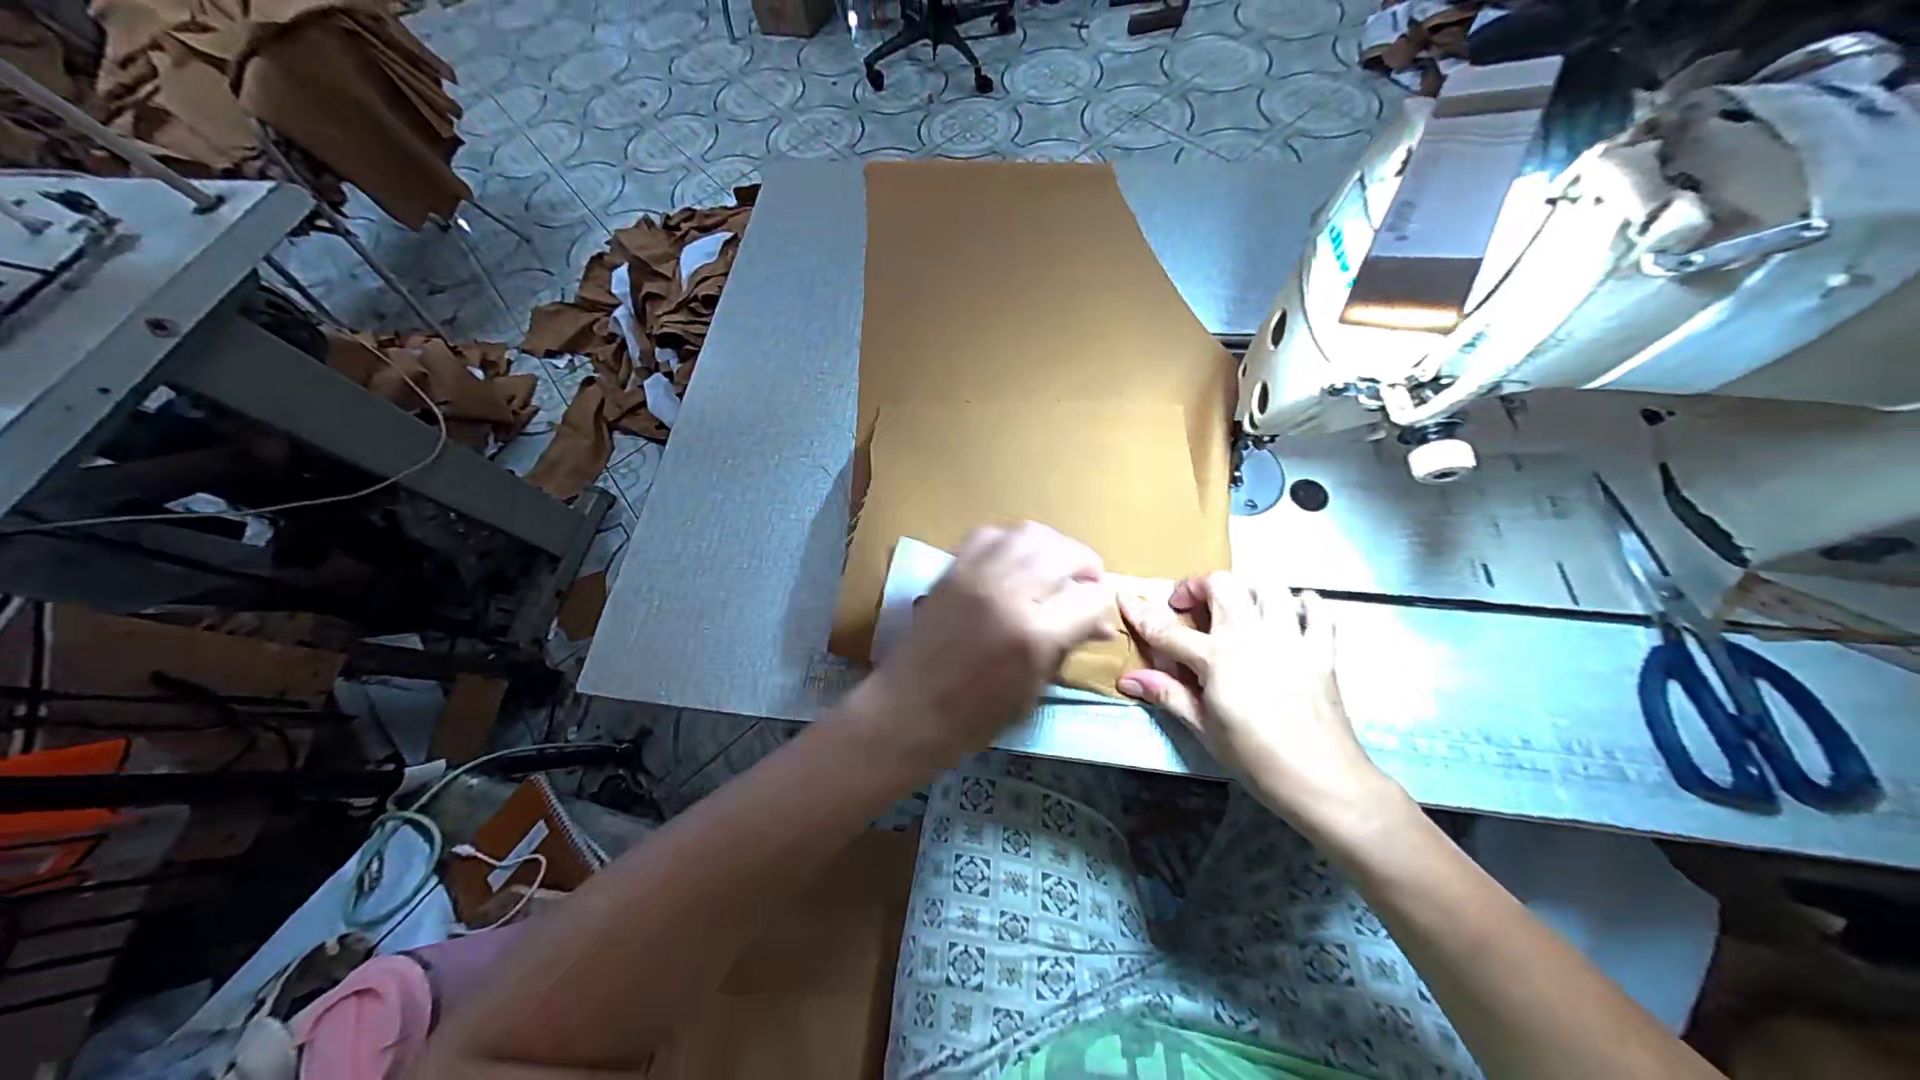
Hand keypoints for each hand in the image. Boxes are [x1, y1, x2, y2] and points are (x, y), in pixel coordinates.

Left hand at [856, 523, 1114, 766]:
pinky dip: (1011, 542)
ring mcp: (976, 575)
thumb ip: (1067, 647)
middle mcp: (1008, 593)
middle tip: (1087, 582)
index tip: (1098, 613)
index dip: (1101, 604)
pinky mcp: (952, 569)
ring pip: (1029, 533)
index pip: (1089, 598)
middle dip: (1086, 565)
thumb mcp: (1033, 688)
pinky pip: (989, 535)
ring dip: (1053, 545)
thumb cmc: (976, 715)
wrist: (909, 709)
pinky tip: (1016, 561)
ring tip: (1057, 565)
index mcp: (1034, 633)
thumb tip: (1101, 625)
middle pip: (1064, 553)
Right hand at [1116, 574, 1394, 824]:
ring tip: (1237, 608)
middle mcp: (1252, 636)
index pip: (1168, 629)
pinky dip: (1302, 604)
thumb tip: (1128, 679)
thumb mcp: (1203, 728)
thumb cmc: (1254, 758)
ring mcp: (1290, 638)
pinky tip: (1290, 615)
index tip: (1126, 597)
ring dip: (1247, 589)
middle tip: (1189, 607)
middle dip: (1198, 586)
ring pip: (1268, 585)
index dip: (1141, 612)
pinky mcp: (1322, 649)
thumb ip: (1168, 694)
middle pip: (1222, 585)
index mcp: (1217, 658)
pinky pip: (1317, 609)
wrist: (1321, 780)